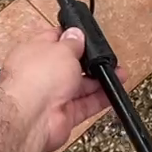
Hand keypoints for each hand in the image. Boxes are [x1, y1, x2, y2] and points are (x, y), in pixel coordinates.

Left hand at [0, 27, 115, 151]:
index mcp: (33, 53)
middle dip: (88, 62)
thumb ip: (72, 43)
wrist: (32, 117)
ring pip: (79, 86)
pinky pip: (85, 105)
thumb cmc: (36, 78)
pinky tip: (113, 92)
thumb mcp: (61, 50)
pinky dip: (100, 100)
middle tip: (106, 58)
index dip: (70, 38)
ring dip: (99, 81)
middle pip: (69, 65)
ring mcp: (51, 96)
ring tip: (119, 74)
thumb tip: (76, 35)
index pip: (53, 40)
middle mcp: (41, 74)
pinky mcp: (63, 114)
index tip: (86, 37)